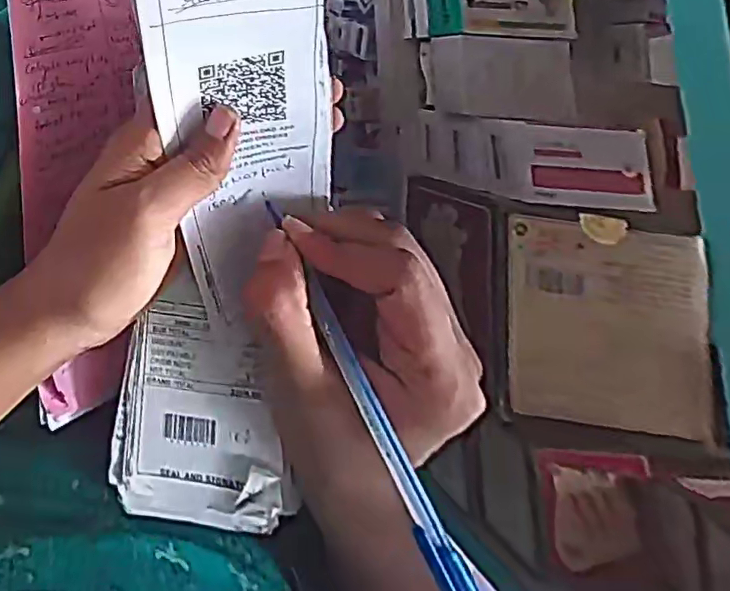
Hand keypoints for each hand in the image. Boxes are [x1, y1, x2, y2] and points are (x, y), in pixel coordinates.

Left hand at [20, 79, 344, 349]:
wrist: (69, 315)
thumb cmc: (96, 263)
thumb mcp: (145, 212)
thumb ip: (188, 169)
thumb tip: (230, 117)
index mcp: (139, 143)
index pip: (188, 94)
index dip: (232, 78)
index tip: (284, 67)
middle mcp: (153, 158)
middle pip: (209, 123)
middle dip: (259, 110)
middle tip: (323, 99)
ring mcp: (166, 188)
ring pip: (216, 157)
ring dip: (258, 145)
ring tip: (318, 131)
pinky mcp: (176, 217)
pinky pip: (215, 190)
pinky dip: (246, 182)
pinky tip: (284, 181)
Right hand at [243, 208, 483, 464]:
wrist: (354, 497)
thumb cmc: (334, 459)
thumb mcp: (297, 389)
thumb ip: (282, 315)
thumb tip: (276, 245)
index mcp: (441, 371)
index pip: (402, 277)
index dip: (342, 247)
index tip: (290, 238)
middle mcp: (453, 346)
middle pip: (403, 254)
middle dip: (340, 233)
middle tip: (286, 235)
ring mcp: (437, 334)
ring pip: (393, 252)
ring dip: (339, 240)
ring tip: (295, 251)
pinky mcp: (414, 326)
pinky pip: (380, 267)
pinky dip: (340, 256)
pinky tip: (311, 269)